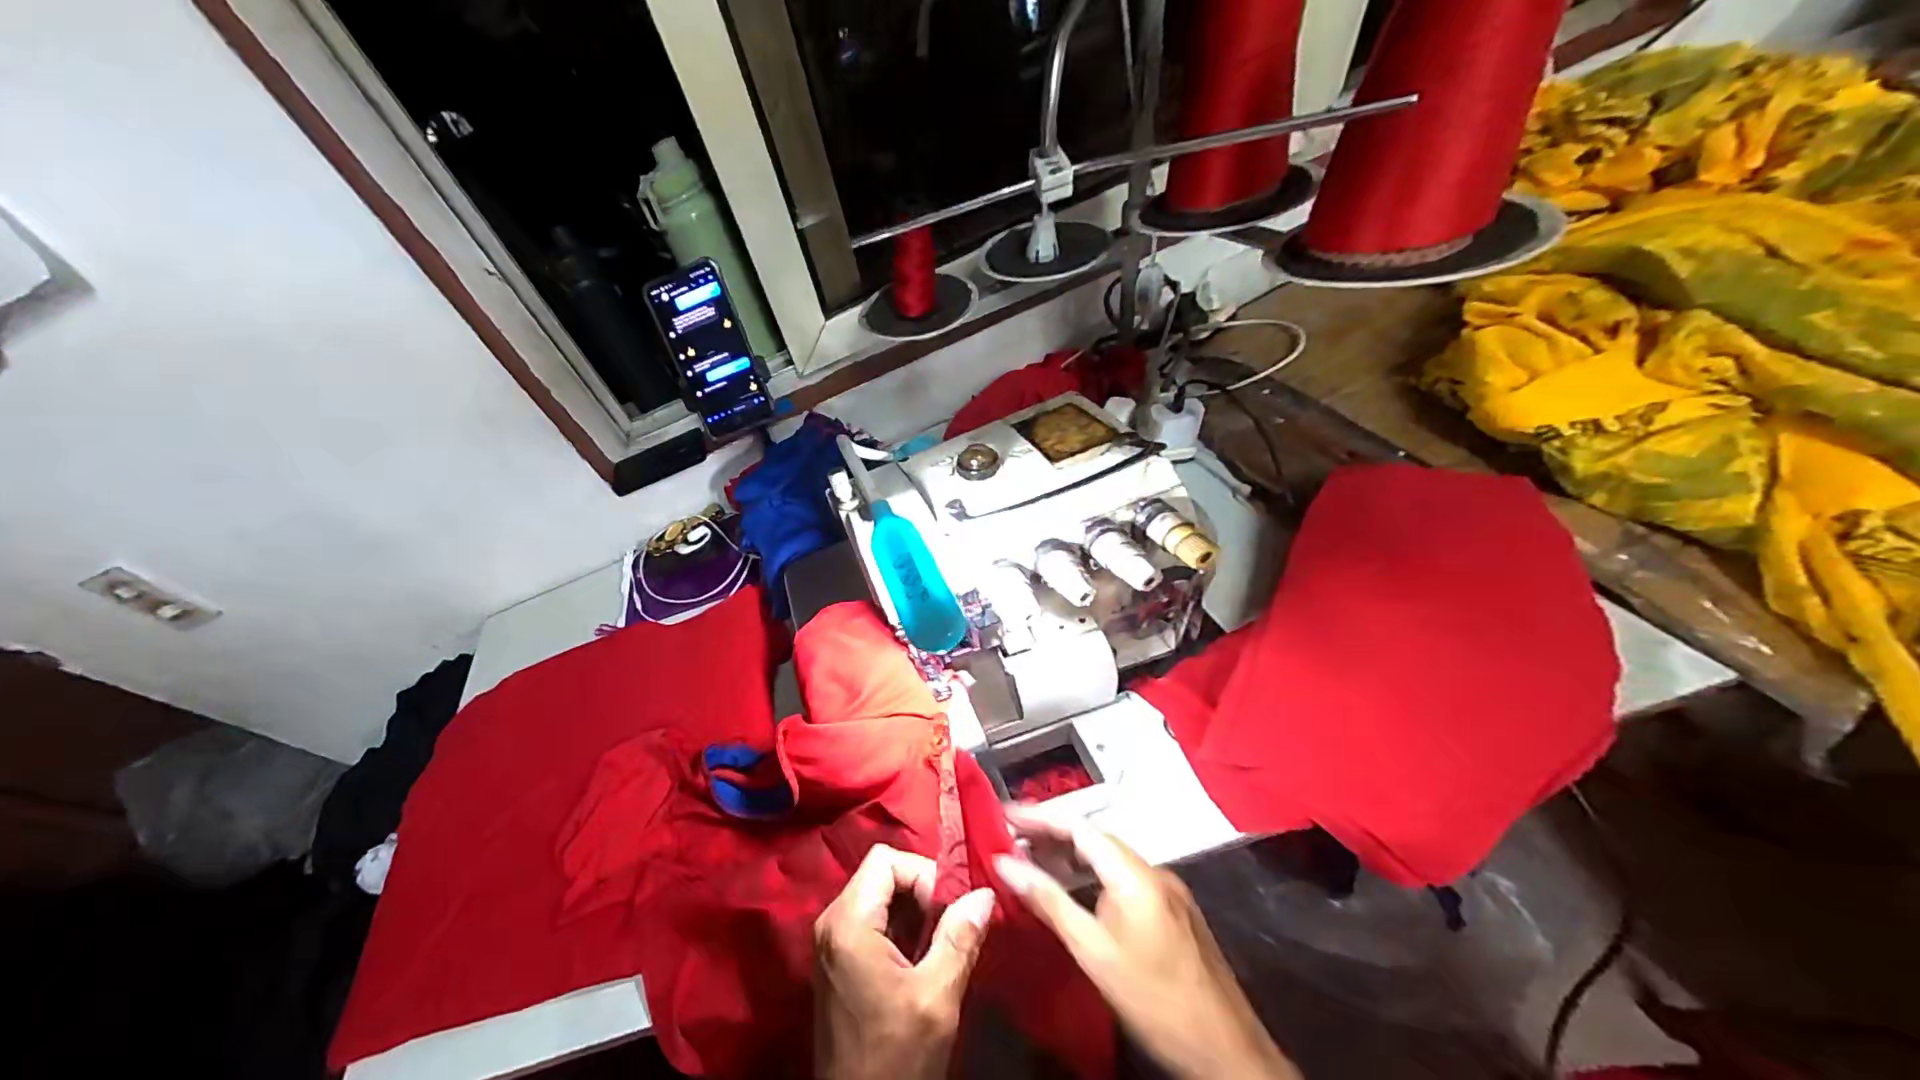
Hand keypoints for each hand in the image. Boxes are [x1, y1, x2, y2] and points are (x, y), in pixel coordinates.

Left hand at [814, 844, 995, 1079]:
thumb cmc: (895, 1057)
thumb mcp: (936, 997)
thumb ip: (959, 937)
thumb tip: (985, 893)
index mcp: (848, 922)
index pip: (887, 859)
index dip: (923, 873)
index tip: (948, 909)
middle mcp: (833, 922)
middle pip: (882, 873)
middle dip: (922, 891)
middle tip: (950, 926)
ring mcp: (833, 941)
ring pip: (880, 895)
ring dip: (915, 911)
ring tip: (941, 944)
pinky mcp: (840, 960)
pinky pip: (873, 920)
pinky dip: (901, 928)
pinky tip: (923, 959)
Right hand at [995, 805, 1301, 1079]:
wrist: (1226, 1051)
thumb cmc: (1153, 998)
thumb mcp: (1092, 951)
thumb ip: (1048, 902)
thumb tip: (1005, 863)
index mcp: (1135, 873)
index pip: (1080, 827)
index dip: (1039, 816)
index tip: (1003, 813)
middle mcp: (1153, 871)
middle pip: (1095, 839)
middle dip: (1051, 833)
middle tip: (1008, 836)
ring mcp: (1166, 891)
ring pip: (1109, 860)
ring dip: (1070, 856)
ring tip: (1029, 858)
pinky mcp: (1171, 912)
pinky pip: (1122, 879)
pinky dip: (1090, 877)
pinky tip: (1070, 890)